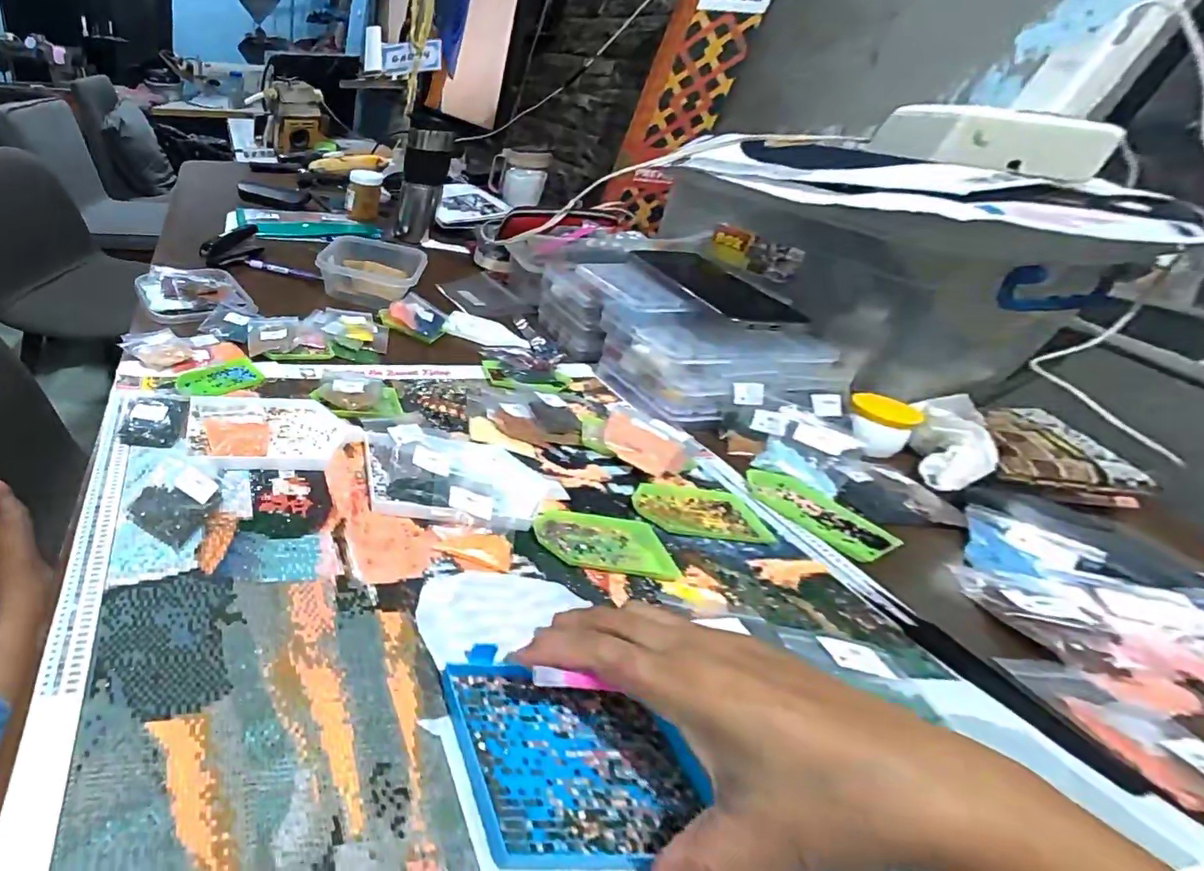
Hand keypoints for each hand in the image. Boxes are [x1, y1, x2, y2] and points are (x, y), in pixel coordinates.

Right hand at [510, 606, 1161, 870]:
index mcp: (682, 685)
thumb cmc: (832, 807)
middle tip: (542, 644)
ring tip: (589, 638)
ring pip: (650, 614)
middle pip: (616, 618)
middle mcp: (698, 652)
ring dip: (609, 619)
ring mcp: (734, 645)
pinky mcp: (764, 650)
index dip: (551, 649)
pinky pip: (683, 624)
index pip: (597, 651)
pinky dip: (647, 626)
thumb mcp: (758, 845)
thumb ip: (694, 864)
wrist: (943, 787)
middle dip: (571, 625)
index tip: (517, 656)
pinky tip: (665, 654)